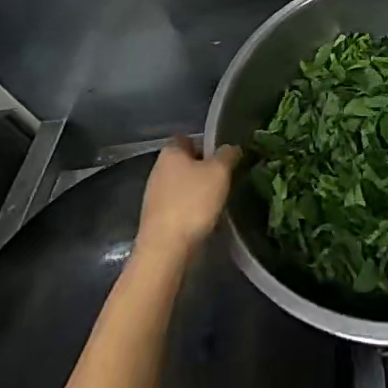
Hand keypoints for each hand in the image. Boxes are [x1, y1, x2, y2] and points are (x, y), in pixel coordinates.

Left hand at [135, 136, 241, 263]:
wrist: (166, 248)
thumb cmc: (193, 202)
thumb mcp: (219, 172)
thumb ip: (228, 155)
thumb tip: (231, 148)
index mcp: (170, 151)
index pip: (188, 138)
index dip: (206, 144)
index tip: (223, 158)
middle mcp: (158, 169)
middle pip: (186, 162)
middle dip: (205, 170)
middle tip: (225, 180)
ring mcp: (155, 194)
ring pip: (183, 185)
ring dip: (199, 191)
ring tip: (218, 202)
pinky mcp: (157, 217)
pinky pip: (179, 205)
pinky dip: (191, 209)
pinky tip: (204, 220)